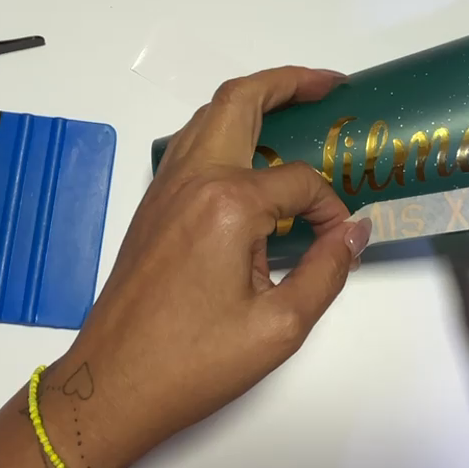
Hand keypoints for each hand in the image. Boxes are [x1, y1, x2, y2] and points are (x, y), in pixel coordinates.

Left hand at [42, 67, 372, 467]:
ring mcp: (164, 188)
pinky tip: (251, 158)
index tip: (339, 242)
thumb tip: (355, 231)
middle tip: (330, 85)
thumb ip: (327, 270)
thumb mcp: (279, 327)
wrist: (113, 385)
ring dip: (252, 101)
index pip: (299, 182)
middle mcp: (192, 180)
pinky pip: (191, 145)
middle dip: (288, 81)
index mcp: (227, 204)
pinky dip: (226, 131)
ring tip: (293, 109)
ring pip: (208, 116)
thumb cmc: (194, 363)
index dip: (331, 208)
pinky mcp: (151, 206)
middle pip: (239, 100)